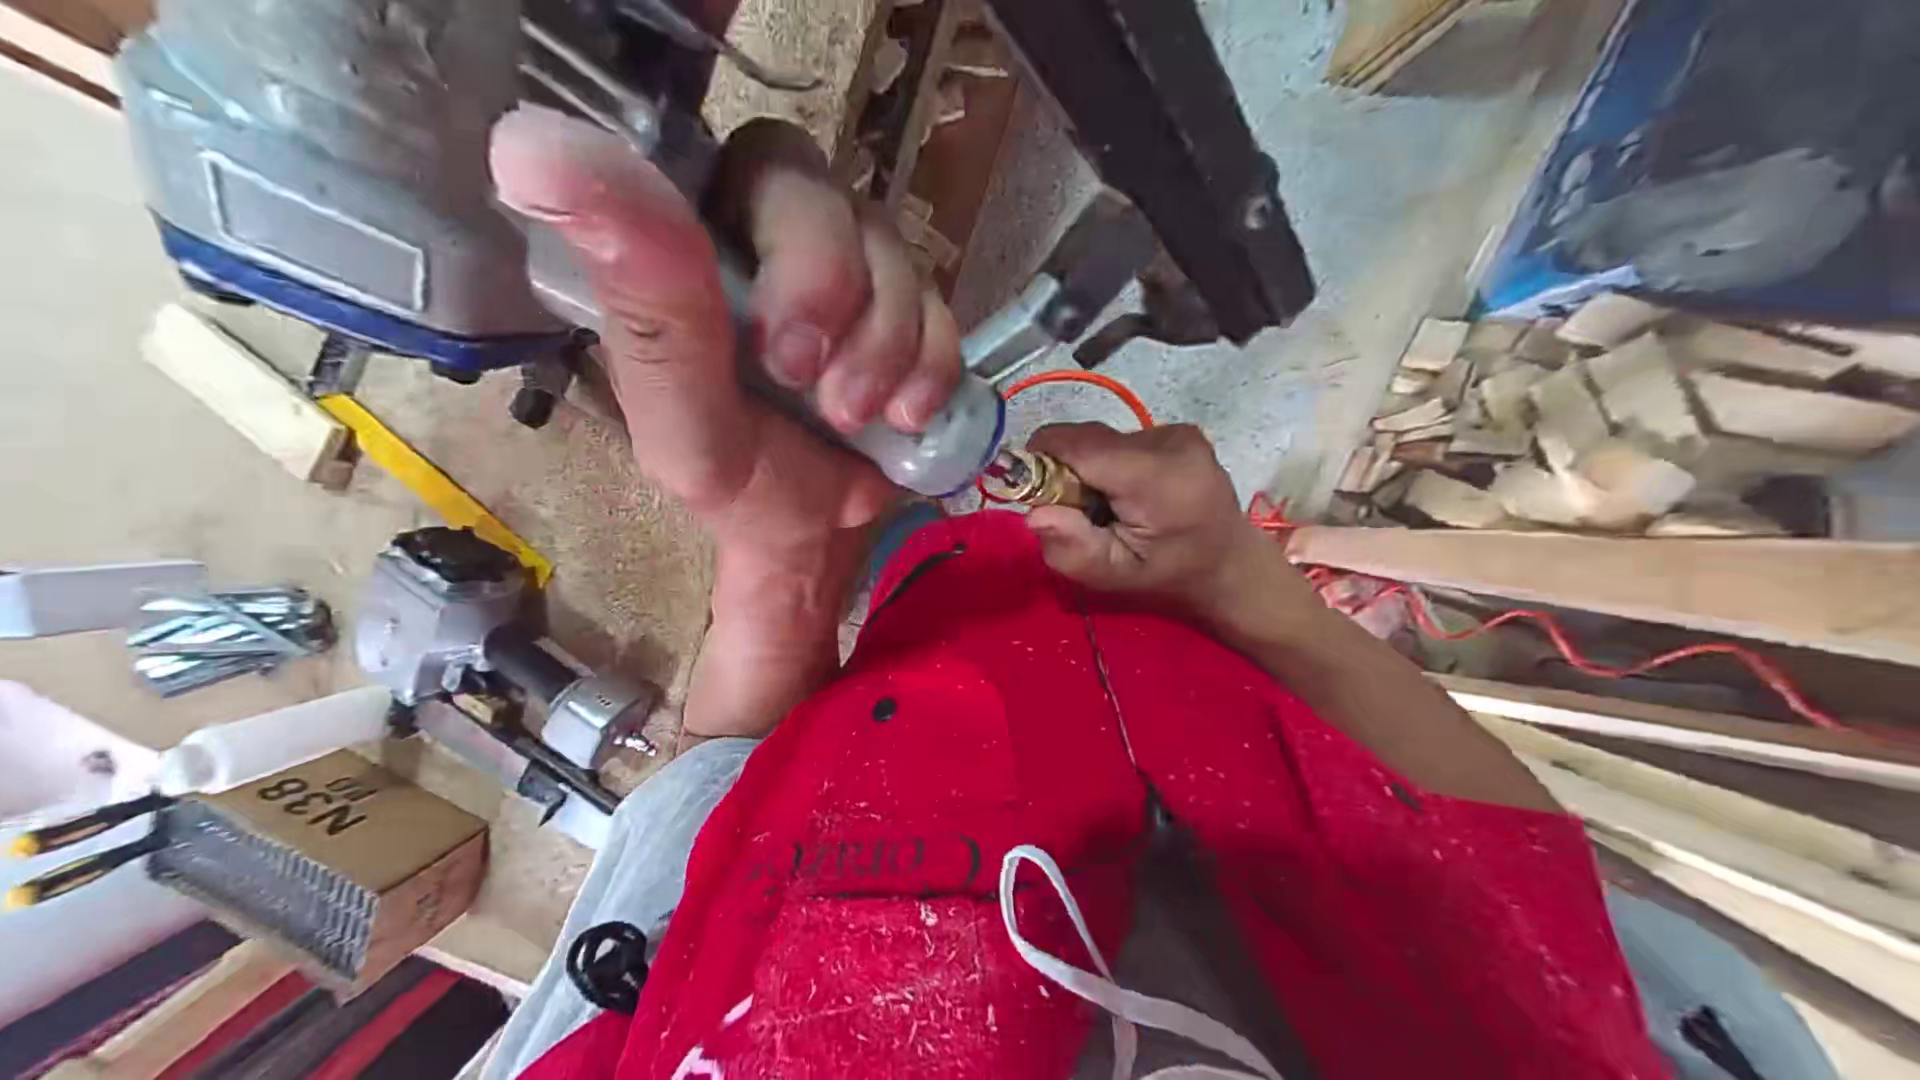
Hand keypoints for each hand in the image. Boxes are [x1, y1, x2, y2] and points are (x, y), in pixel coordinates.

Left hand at [489, 106, 960, 551]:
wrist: (816, 525)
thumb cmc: (737, 480)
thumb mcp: (683, 424)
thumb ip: (648, 317)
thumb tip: (535, 150)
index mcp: (696, 246)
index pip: (733, 165)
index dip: (777, 237)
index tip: (778, 346)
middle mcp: (772, 237)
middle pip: (820, 191)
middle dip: (831, 294)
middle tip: (815, 385)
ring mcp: (852, 266)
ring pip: (893, 250)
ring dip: (884, 345)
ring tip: (856, 419)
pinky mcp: (911, 308)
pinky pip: (942, 308)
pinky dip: (931, 367)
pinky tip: (905, 416)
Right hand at [1024, 423, 1301, 619]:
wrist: (1230, 564)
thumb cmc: (1169, 577)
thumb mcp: (1115, 578)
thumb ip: (1073, 549)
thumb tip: (1034, 514)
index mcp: (1157, 479)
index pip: (1079, 446)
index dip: (1044, 462)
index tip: (1034, 493)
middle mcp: (1170, 442)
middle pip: (1086, 439)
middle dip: (1064, 470)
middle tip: (1076, 510)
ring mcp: (1177, 431)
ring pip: (1100, 438)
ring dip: (1087, 468)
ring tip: (1107, 505)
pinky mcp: (1177, 430)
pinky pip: (1119, 440)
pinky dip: (1108, 464)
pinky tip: (1128, 493)